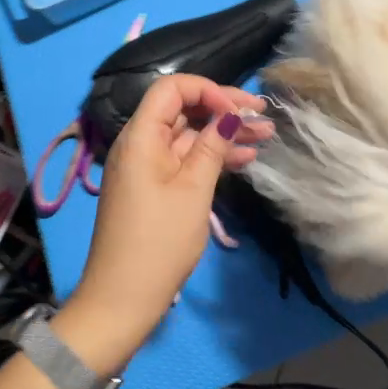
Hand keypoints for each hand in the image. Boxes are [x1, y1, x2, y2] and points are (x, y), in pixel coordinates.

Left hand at [57, 75, 270, 369]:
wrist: (122, 299)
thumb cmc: (159, 241)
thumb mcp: (193, 190)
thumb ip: (212, 147)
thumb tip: (229, 116)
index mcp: (140, 136)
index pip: (172, 89)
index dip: (208, 90)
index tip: (238, 111)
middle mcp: (140, 143)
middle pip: (182, 110)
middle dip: (223, 110)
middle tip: (263, 116)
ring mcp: (146, 167)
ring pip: (188, 135)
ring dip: (224, 134)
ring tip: (265, 135)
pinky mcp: (154, 187)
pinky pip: (184, 159)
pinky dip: (211, 156)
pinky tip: (244, 159)